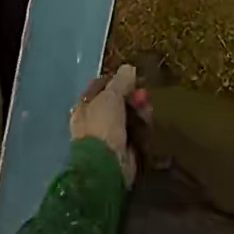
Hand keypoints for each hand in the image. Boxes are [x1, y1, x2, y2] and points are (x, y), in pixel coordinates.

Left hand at [70, 64, 146, 184]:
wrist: (107, 164)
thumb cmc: (102, 124)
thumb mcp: (110, 97)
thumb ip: (120, 82)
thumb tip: (129, 68)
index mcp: (84, 106)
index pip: (100, 88)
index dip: (116, 82)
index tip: (131, 78)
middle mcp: (94, 121)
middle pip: (116, 103)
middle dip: (131, 97)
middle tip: (144, 94)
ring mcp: (109, 137)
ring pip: (127, 118)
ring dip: (139, 111)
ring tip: (148, 106)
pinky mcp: (123, 150)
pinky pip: (135, 134)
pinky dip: (142, 127)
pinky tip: (149, 120)